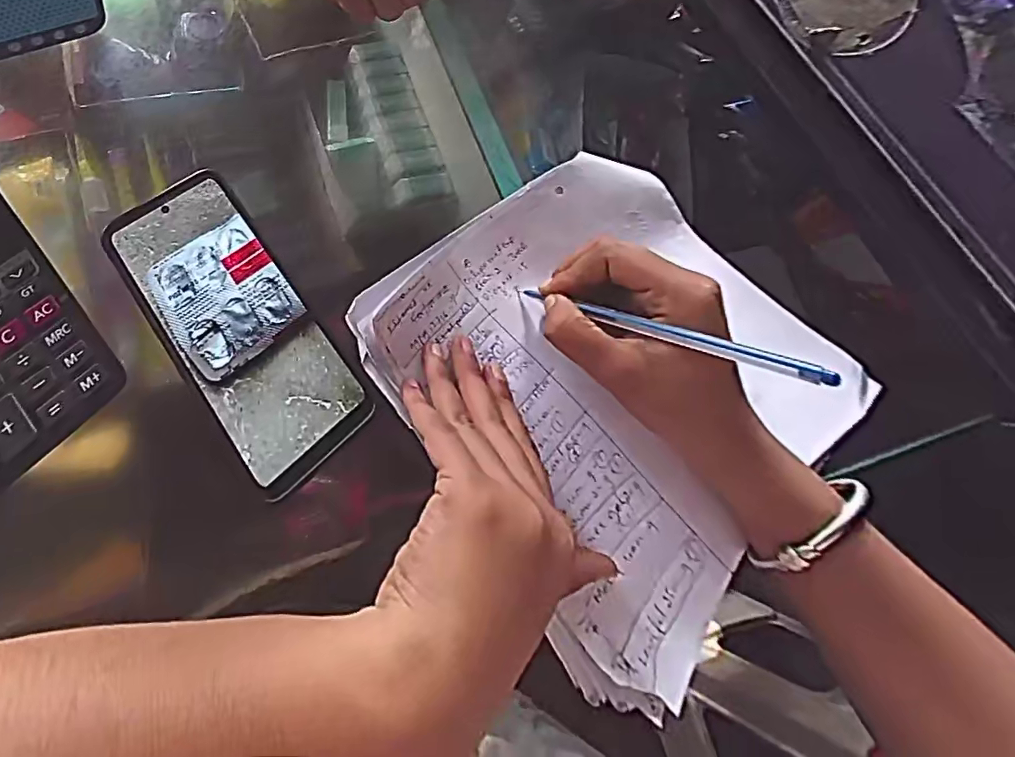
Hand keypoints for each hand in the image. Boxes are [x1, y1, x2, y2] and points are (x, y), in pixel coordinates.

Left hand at [369, 335, 613, 749]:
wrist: (441, 664)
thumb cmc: (474, 637)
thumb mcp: (532, 599)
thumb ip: (567, 571)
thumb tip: (602, 564)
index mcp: (556, 535)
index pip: (528, 458)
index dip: (510, 415)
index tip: (499, 383)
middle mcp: (537, 514)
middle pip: (501, 433)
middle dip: (479, 385)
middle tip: (467, 349)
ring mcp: (506, 502)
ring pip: (471, 427)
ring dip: (449, 385)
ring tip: (436, 354)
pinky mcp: (468, 494)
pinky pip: (442, 437)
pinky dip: (424, 408)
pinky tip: (412, 388)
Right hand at [536, 237, 839, 552]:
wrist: (719, 440)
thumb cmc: (684, 411)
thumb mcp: (619, 372)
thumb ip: (576, 333)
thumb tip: (550, 304)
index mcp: (683, 292)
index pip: (612, 255)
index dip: (572, 272)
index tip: (550, 298)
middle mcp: (685, 284)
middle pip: (614, 257)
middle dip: (577, 278)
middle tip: (555, 307)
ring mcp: (680, 295)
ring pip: (615, 272)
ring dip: (586, 291)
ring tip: (572, 321)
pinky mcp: (670, 308)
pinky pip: (623, 290)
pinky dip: (599, 303)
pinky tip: (591, 328)